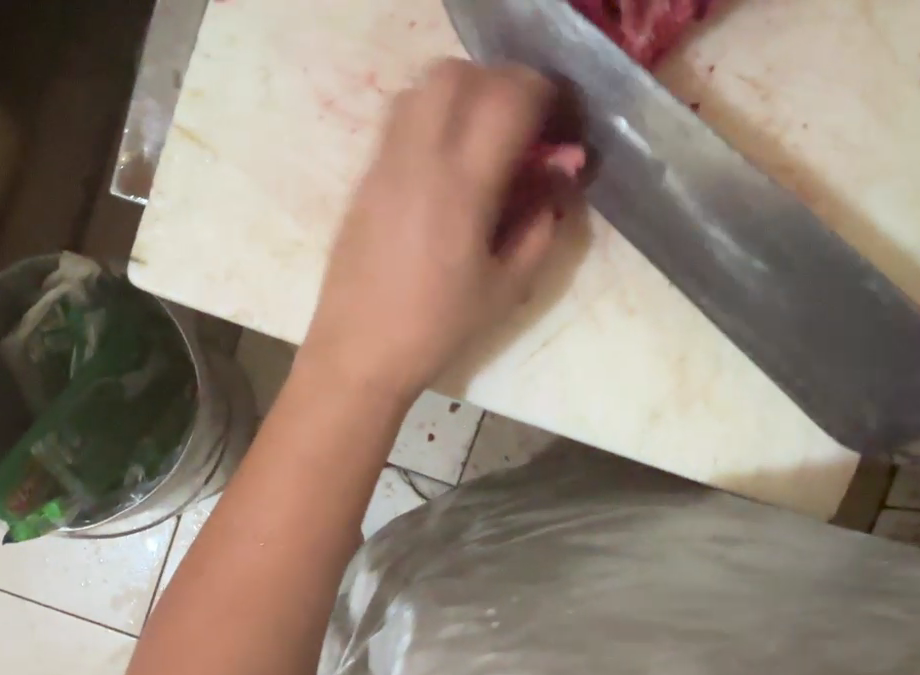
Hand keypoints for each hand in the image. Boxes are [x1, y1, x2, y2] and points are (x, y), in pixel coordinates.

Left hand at [304, 60, 572, 401]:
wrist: (357, 354)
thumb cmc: (436, 330)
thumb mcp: (506, 287)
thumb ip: (542, 222)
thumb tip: (561, 174)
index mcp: (461, 187)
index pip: (510, 97)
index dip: (545, 96)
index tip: (559, 125)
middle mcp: (417, 160)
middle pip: (460, 75)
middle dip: (500, 86)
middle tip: (522, 126)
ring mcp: (383, 166)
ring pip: (422, 90)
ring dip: (462, 96)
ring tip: (482, 141)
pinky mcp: (362, 182)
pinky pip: (398, 123)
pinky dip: (431, 121)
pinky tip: (445, 169)